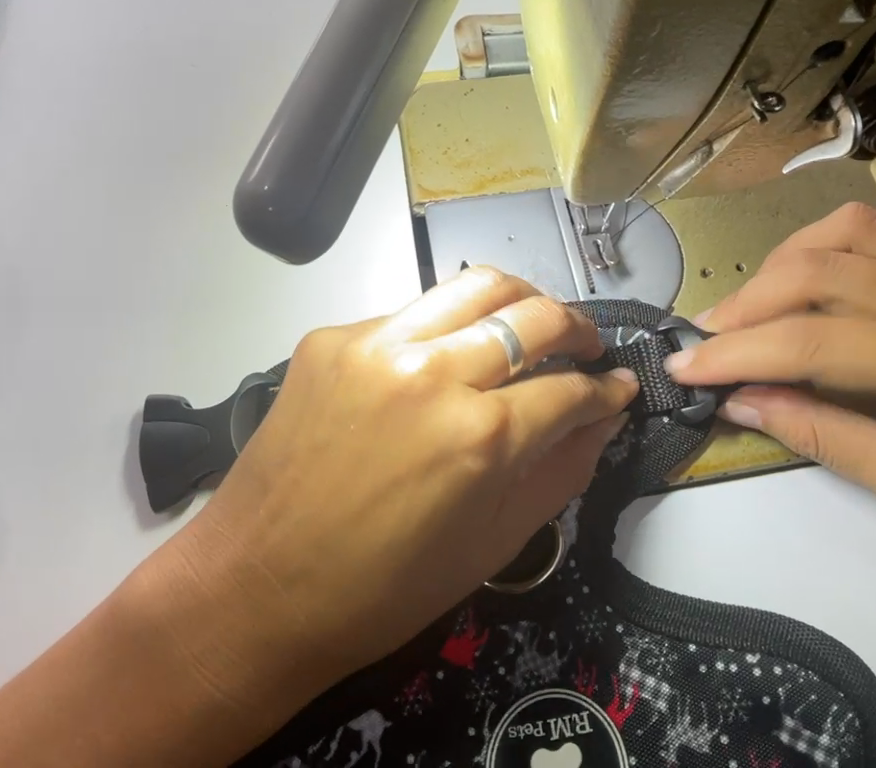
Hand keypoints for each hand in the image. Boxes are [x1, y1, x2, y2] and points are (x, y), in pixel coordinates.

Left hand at [156, 267, 637, 701]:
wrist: (258, 587)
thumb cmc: (383, 590)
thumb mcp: (493, 544)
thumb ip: (561, 470)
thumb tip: (603, 416)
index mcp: (478, 436)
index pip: (569, 388)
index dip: (605, 388)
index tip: (618, 386)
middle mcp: (431, 371)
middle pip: (532, 315)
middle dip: (576, 329)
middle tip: (585, 349)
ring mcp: (376, 344)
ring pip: (474, 286)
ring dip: (519, 301)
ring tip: (532, 326)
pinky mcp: (333, 338)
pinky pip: (412, 313)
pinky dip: (447, 327)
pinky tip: (448, 357)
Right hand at [666, 203, 875, 590]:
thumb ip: (823, 435)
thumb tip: (740, 401)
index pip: (808, 337)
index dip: (732, 352)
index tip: (681, 367)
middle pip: (814, 270)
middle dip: (743, 304)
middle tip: (704, 344)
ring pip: (841, 235)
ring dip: (778, 268)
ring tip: (746, 315)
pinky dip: (821, 253)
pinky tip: (802, 288)